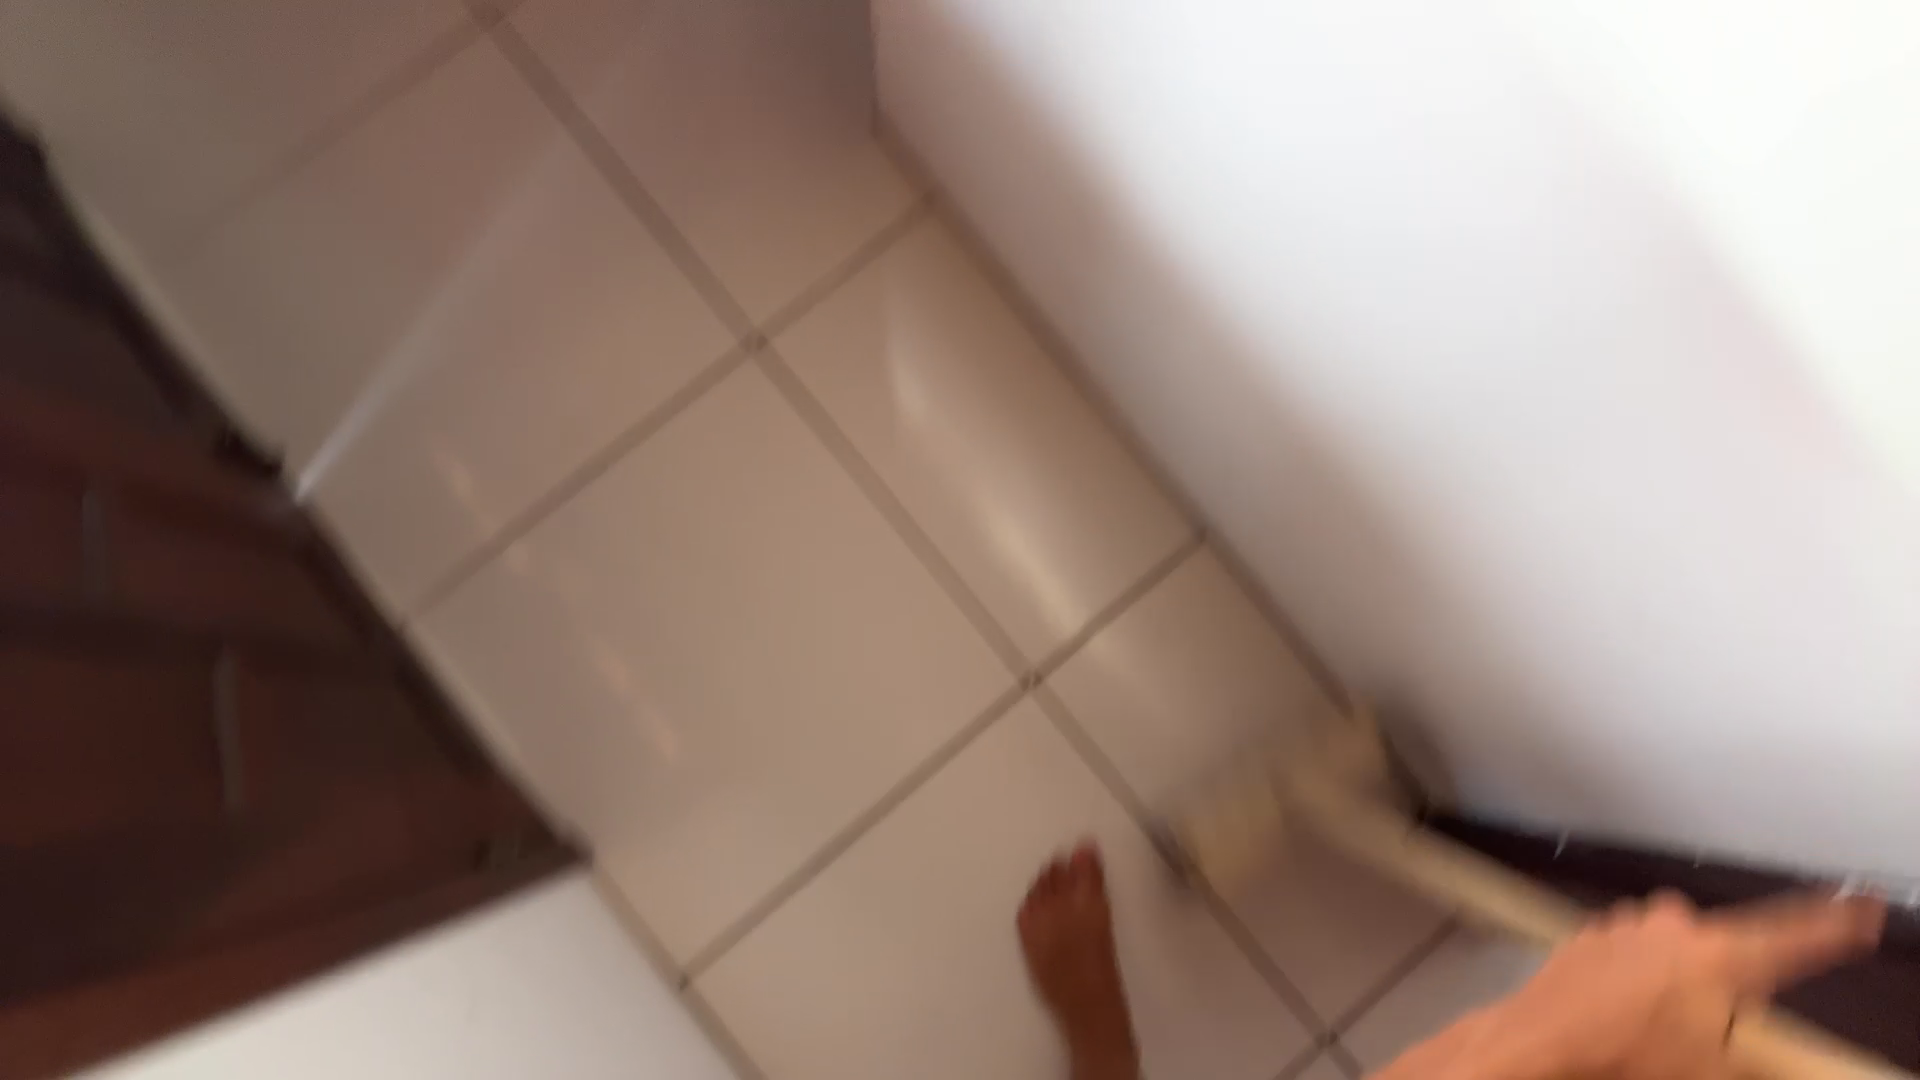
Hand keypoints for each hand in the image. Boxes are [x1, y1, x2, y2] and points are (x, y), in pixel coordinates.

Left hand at [1375, 890, 1884, 1079]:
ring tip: (1655, 1019)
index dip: (1833, 924)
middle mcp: (1671, 927)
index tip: (1862, 904)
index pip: (1795, 937)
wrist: (1547, 1036)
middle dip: (1724, 975)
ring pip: (1669, 943)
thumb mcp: (1722, 1062)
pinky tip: (1623, 1004)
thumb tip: (1746, 1027)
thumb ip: (1750, 1037)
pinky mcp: (1589, 932)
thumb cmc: (1635, 1053)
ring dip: (1672, 974)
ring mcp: (1623, 924)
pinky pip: (1629, 947)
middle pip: (1720, 942)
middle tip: (1708, 1018)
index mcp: (1720, 956)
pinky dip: (1635, 972)